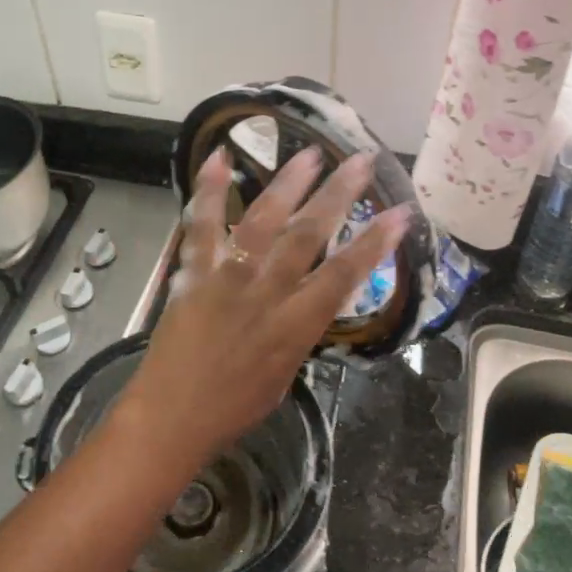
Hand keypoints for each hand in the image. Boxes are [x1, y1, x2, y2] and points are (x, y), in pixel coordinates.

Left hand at [112, 147, 412, 466]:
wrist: (172, 418)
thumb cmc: (231, 409)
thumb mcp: (282, 376)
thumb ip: (295, 333)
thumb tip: (304, 303)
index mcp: (294, 327)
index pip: (344, 276)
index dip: (375, 243)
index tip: (400, 212)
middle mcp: (265, 294)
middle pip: (307, 236)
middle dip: (338, 195)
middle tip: (361, 160)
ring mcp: (226, 279)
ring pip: (262, 222)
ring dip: (287, 184)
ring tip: (310, 154)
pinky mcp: (192, 274)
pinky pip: (202, 226)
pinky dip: (210, 192)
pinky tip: (219, 157)